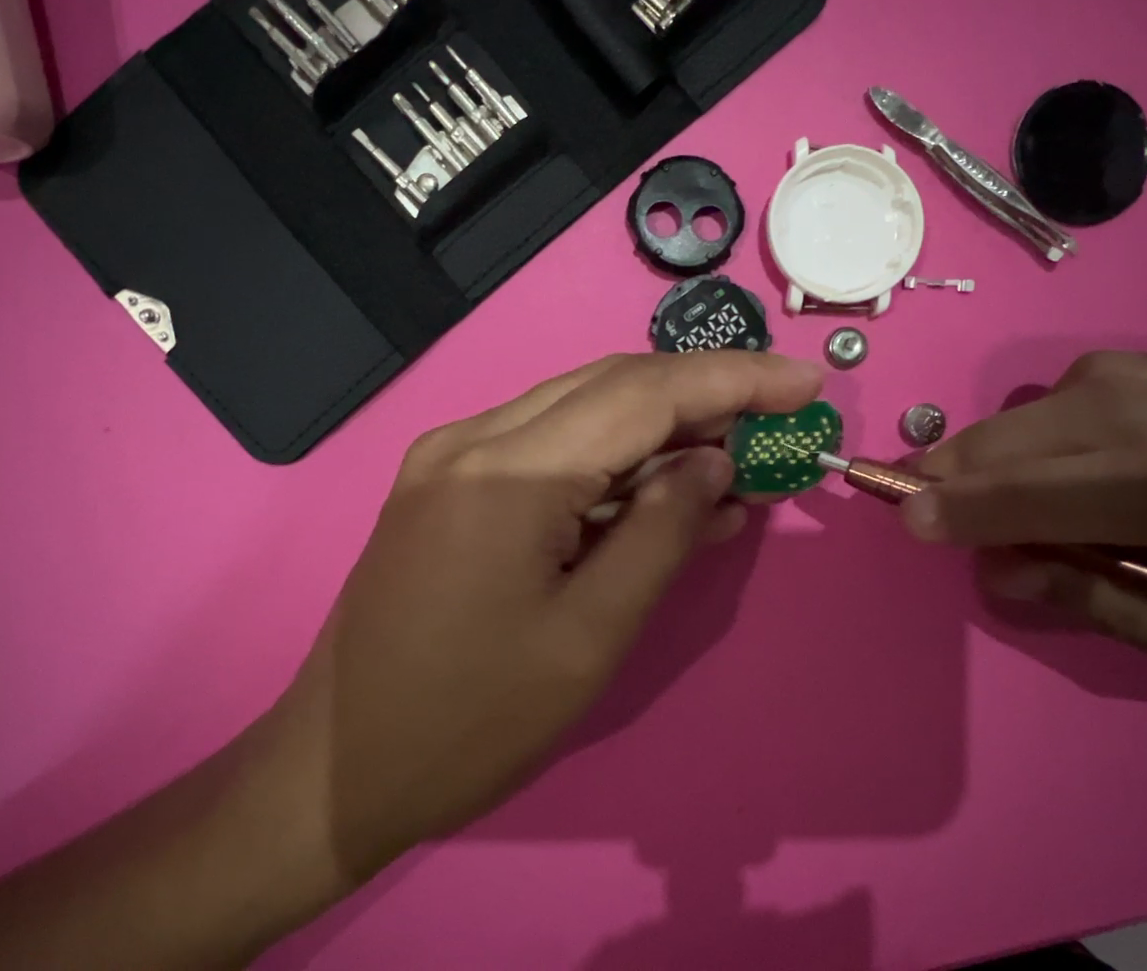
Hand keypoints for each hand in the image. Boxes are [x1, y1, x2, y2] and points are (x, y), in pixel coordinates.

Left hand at [272, 352, 822, 880]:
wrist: (341, 766)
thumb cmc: (472, 721)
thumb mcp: (590, 636)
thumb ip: (660, 536)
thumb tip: (712, 465)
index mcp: (508, 472)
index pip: (642, 395)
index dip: (732, 380)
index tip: (805, 384)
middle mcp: (472, 440)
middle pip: (608, 387)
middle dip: (699, 397)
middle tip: (774, 425)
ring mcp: (449, 460)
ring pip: (576, 413)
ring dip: (656, 433)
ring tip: (732, 467)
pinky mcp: (443, 488)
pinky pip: (542, 452)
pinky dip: (606, 465)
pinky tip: (659, 497)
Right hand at [905, 351, 1146, 738]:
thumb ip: (1112, 606)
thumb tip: (998, 566)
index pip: (1094, 493)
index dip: (995, 503)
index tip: (909, 516)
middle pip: (1080, 425)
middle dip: (981, 457)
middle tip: (911, 488)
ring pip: (1093, 386)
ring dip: (1013, 428)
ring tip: (969, 470)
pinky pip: (1129, 375)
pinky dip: (1064, 406)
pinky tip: (1057, 443)